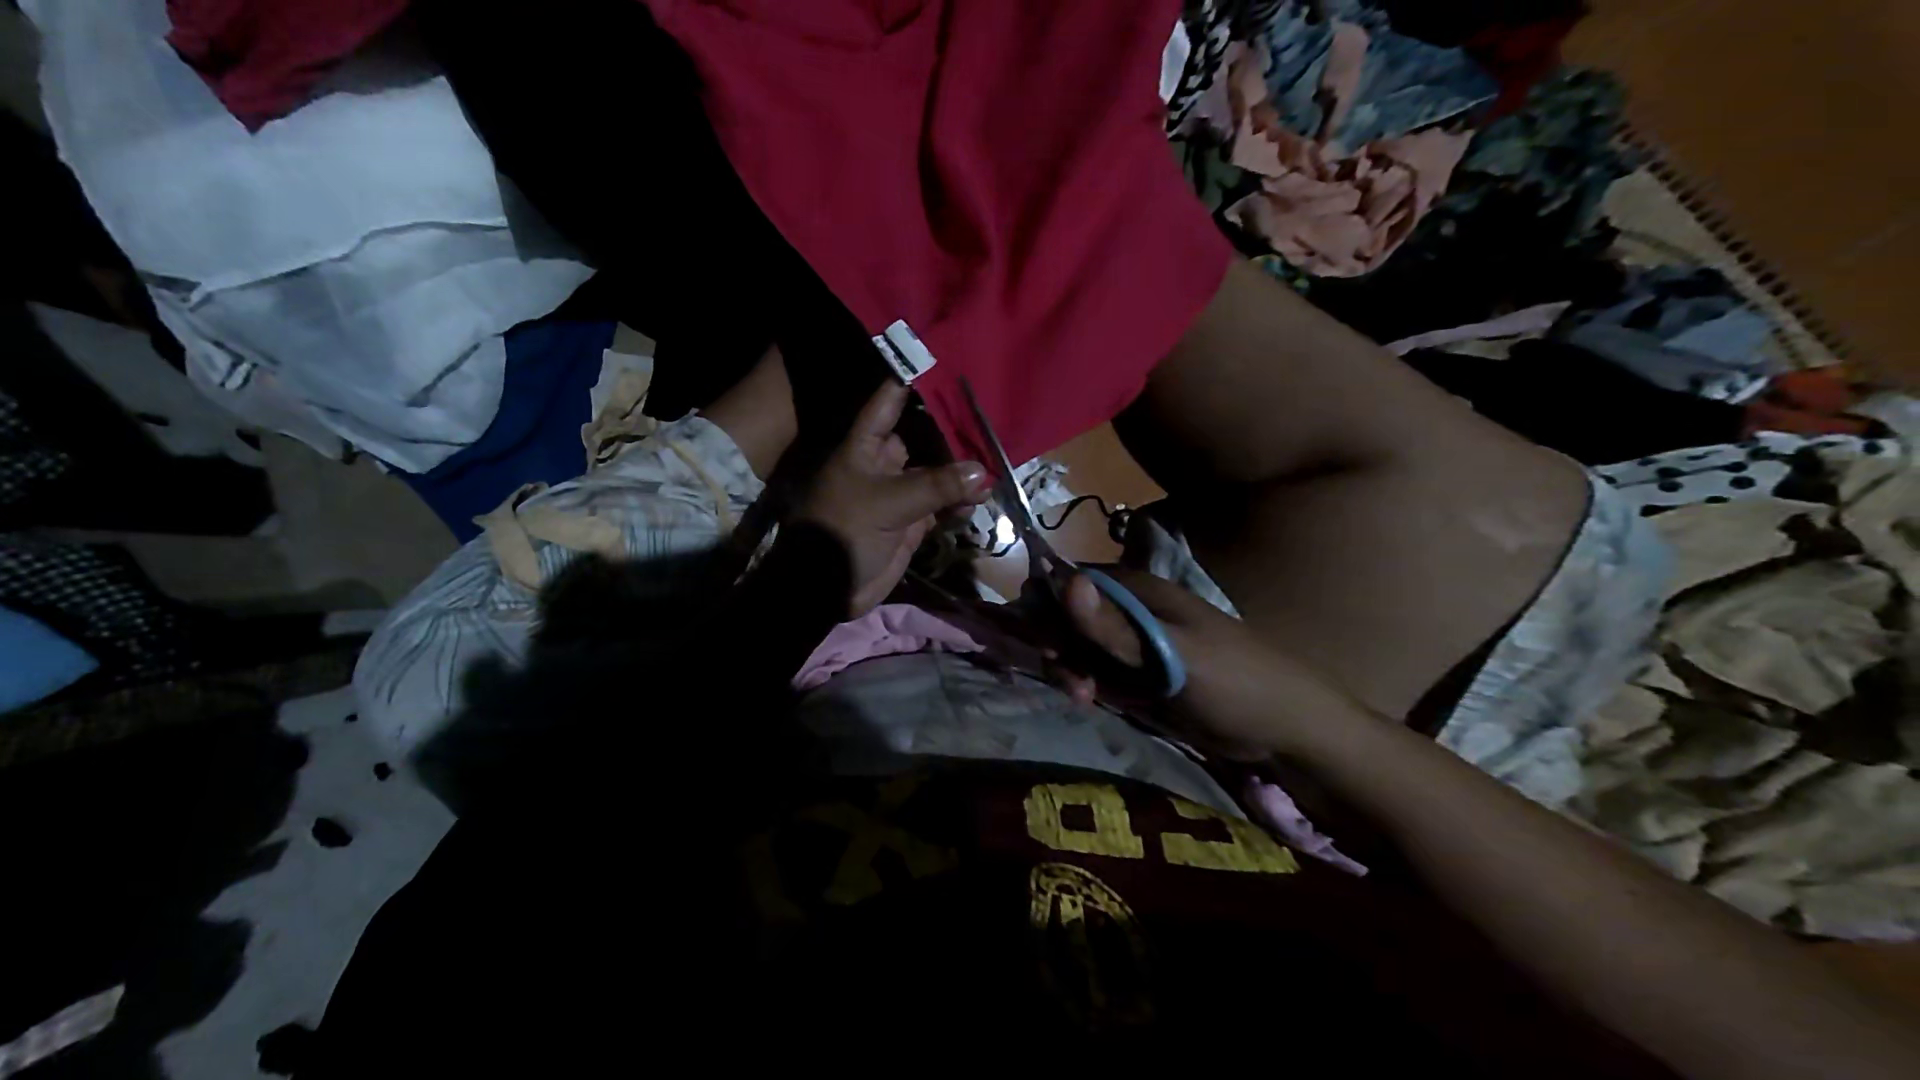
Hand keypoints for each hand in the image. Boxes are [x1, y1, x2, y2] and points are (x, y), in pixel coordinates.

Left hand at [798, 381, 989, 615]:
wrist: (828, 586)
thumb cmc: (846, 530)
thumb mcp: (890, 502)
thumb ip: (936, 486)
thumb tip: (980, 471)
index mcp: (865, 446)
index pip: (890, 402)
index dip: (912, 381)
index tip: (944, 362)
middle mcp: (883, 463)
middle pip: (923, 438)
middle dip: (953, 434)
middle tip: (990, 424)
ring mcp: (898, 493)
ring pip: (937, 473)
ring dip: (962, 474)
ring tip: (991, 472)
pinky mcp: (910, 521)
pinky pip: (941, 504)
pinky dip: (959, 502)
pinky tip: (979, 500)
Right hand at [1056, 567, 1358, 758]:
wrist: (1282, 729)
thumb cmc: (1233, 682)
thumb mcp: (1172, 655)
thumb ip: (1116, 626)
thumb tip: (1065, 581)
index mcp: (1137, 591)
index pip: (1068, 581)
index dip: (1046, 607)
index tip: (1045, 644)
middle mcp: (1129, 610)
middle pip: (1067, 616)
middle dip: (1057, 645)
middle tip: (1070, 682)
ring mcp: (1132, 642)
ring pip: (1077, 645)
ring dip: (1070, 668)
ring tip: (1082, 697)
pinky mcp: (1137, 672)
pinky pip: (1095, 669)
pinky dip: (1086, 683)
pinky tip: (1092, 700)